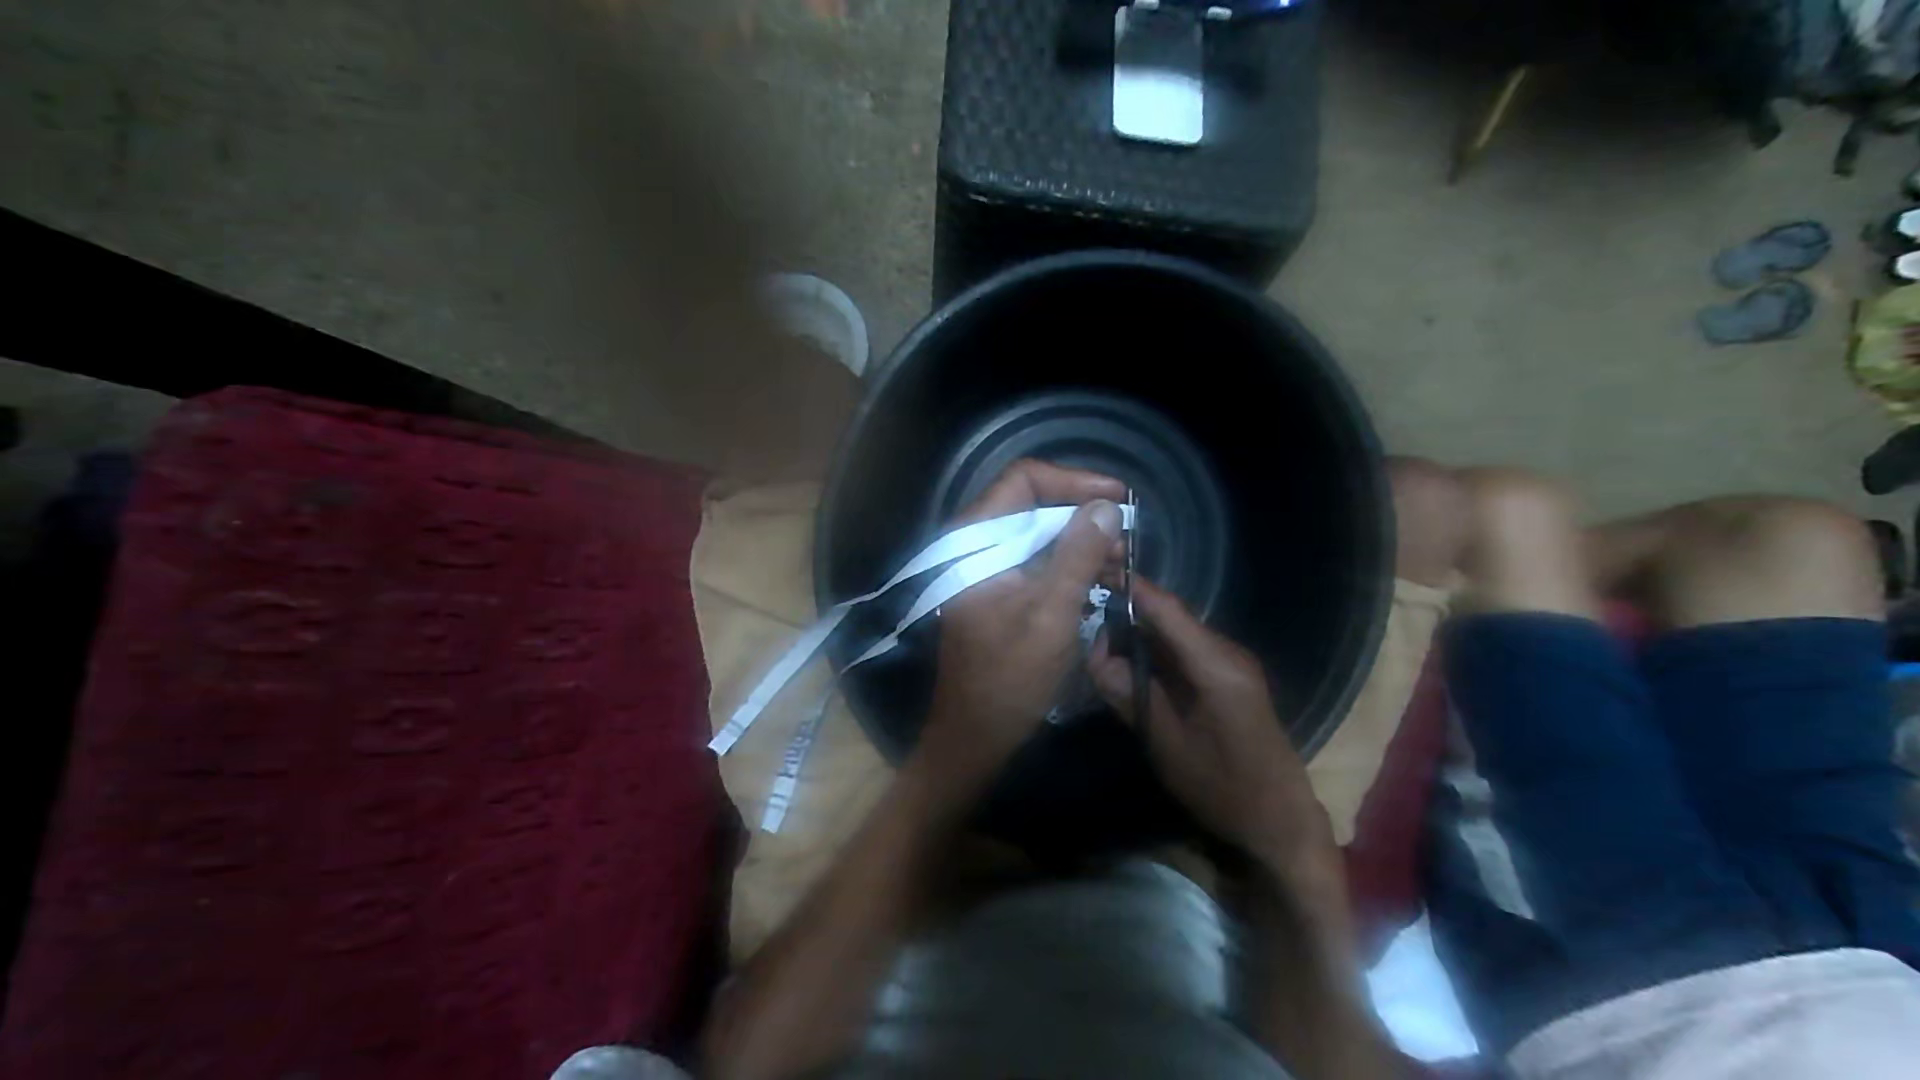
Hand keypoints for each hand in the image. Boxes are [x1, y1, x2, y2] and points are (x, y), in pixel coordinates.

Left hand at [917, 459, 1126, 791]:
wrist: (974, 735)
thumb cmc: (1009, 678)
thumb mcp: (1051, 614)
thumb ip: (1077, 556)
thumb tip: (1106, 506)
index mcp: (974, 541)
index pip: (1023, 479)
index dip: (1072, 480)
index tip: (1117, 497)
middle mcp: (974, 545)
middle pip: (1032, 503)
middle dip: (1082, 514)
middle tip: (1126, 536)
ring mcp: (985, 569)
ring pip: (1037, 534)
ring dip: (1080, 542)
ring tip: (1121, 562)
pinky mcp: (998, 591)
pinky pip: (1035, 561)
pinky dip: (1068, 565)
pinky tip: (1101, 581)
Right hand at [1088, 579, 1337, 882]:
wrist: (1280, 821)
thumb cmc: (1224, 787)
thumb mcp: (1166, 744)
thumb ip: (1130, 694)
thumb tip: (1095, 653)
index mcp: (1216, 666)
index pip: (1167, 610)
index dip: (1131, 585)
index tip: (1095, 562)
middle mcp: (1226, 654)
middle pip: (1169, 617)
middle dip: (1127, 607)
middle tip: (1083, 602)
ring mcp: (1230, 665)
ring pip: (1174, 634)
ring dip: (1137, 630)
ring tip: (1095, 630)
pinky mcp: (1227, 679)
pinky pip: (1183, 652)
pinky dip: (1153, 650)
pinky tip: (1126, 657)